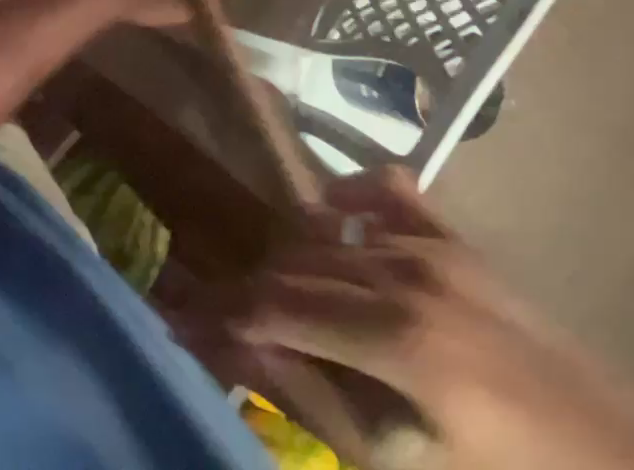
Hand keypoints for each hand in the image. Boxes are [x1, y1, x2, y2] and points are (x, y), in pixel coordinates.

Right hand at [177, 170, 633, 469]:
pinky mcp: (460, 242)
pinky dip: (346, 198)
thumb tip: (228, 350)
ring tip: (265, 301)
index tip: (173, 324)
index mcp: (393, 337)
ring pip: (326, 236)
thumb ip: (307, 394)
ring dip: (285, 265)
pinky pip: (387, 191)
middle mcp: (405, 272)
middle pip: (290, 268)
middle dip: (242, 294)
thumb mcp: (394, 461)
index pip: (271, 310)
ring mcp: (436, 248)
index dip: (215, 317)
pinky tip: (330, 221)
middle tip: (210, 321)